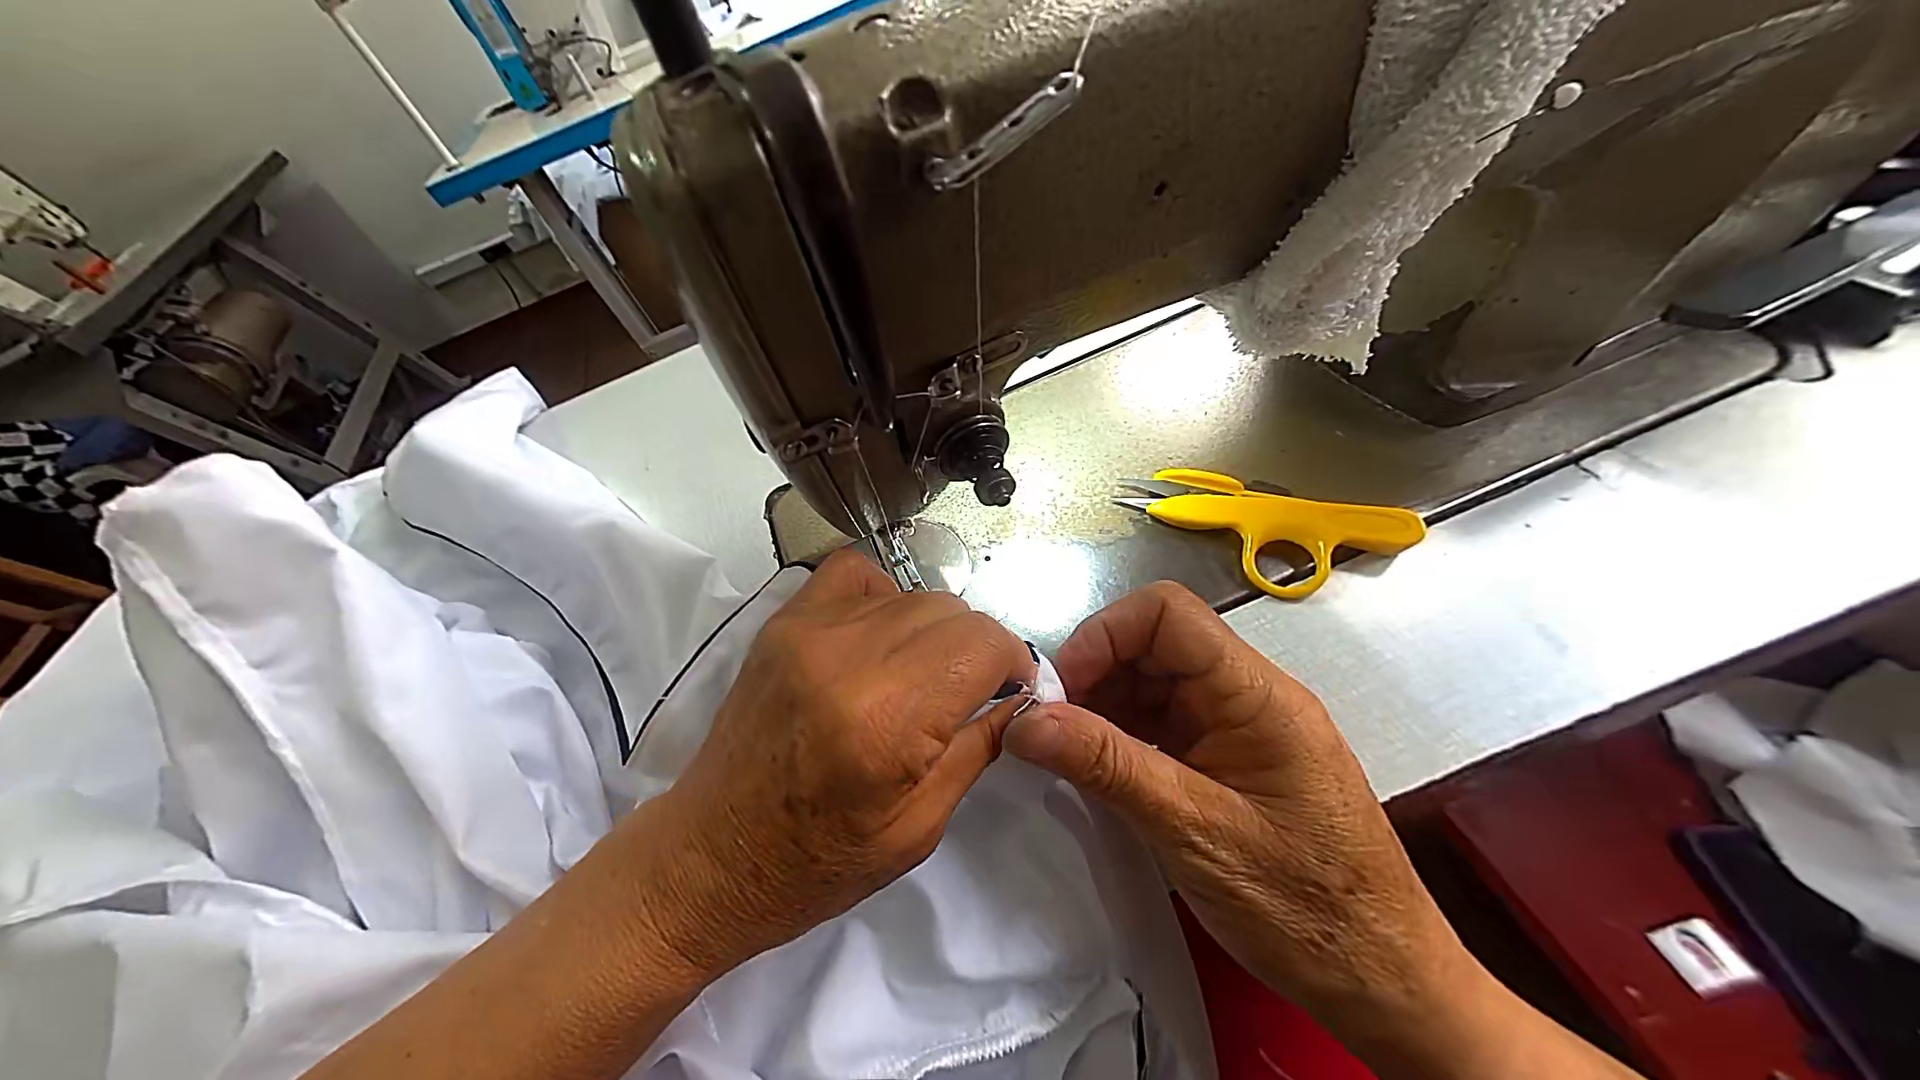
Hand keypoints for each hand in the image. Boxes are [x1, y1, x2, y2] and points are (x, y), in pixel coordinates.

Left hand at [651, 549, 1034, 971]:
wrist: (710, 856)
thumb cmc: (817, 862)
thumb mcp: (919, 828)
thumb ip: (979, 747)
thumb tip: (1020, 697)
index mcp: (888, 720)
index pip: (984, 643)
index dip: (1015, 661)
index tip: (1013, 689)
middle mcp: (848, 658)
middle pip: (953, 611)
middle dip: (978, 647)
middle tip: (969, 690)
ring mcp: (808, 630)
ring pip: (911, 593)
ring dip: (935, 628)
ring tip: (922, 672)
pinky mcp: (783, 622)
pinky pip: (854, 572)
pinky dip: (884, 595)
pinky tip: (880, 637)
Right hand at [1002, 583, 1640, 1078]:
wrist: (1385, 981)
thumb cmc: (1303, 908)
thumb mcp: (1193, 832)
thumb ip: (1108, 766)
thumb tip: (1026, 720)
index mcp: (1256, 694)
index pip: (1168, 613)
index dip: (1104, 635)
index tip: (1060, 692)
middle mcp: (1248, 693)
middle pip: (1155, 642)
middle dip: (1094, 674)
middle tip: (1049, 729)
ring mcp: (1238, 724)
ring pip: (1152, 680)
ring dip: (1102, 706)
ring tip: (1065, 753)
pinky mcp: (1227, 755)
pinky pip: (1161, 720)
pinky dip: (1120, 735)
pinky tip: (1097, 769)